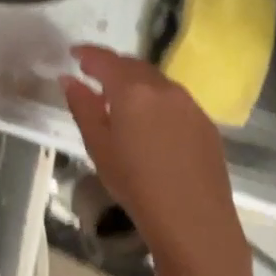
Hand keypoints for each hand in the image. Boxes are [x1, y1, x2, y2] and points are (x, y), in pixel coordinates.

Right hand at [62, 44, 246, 264]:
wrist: (194, 221)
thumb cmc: (136, 184)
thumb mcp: (98, 146)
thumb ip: (82, 106)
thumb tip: (70, 80)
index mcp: (133, 90)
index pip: (105, 59)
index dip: (87, 54)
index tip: (73, 55)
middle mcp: (164, 88)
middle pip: (133, 65)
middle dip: (112, 66)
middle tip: (93, 75)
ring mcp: (189, 104)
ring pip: (156, 80)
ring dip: (135, 82)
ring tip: (120, 99)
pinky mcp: (206, 123)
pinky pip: (174, 99)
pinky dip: (155, 98)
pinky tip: (149, 121)